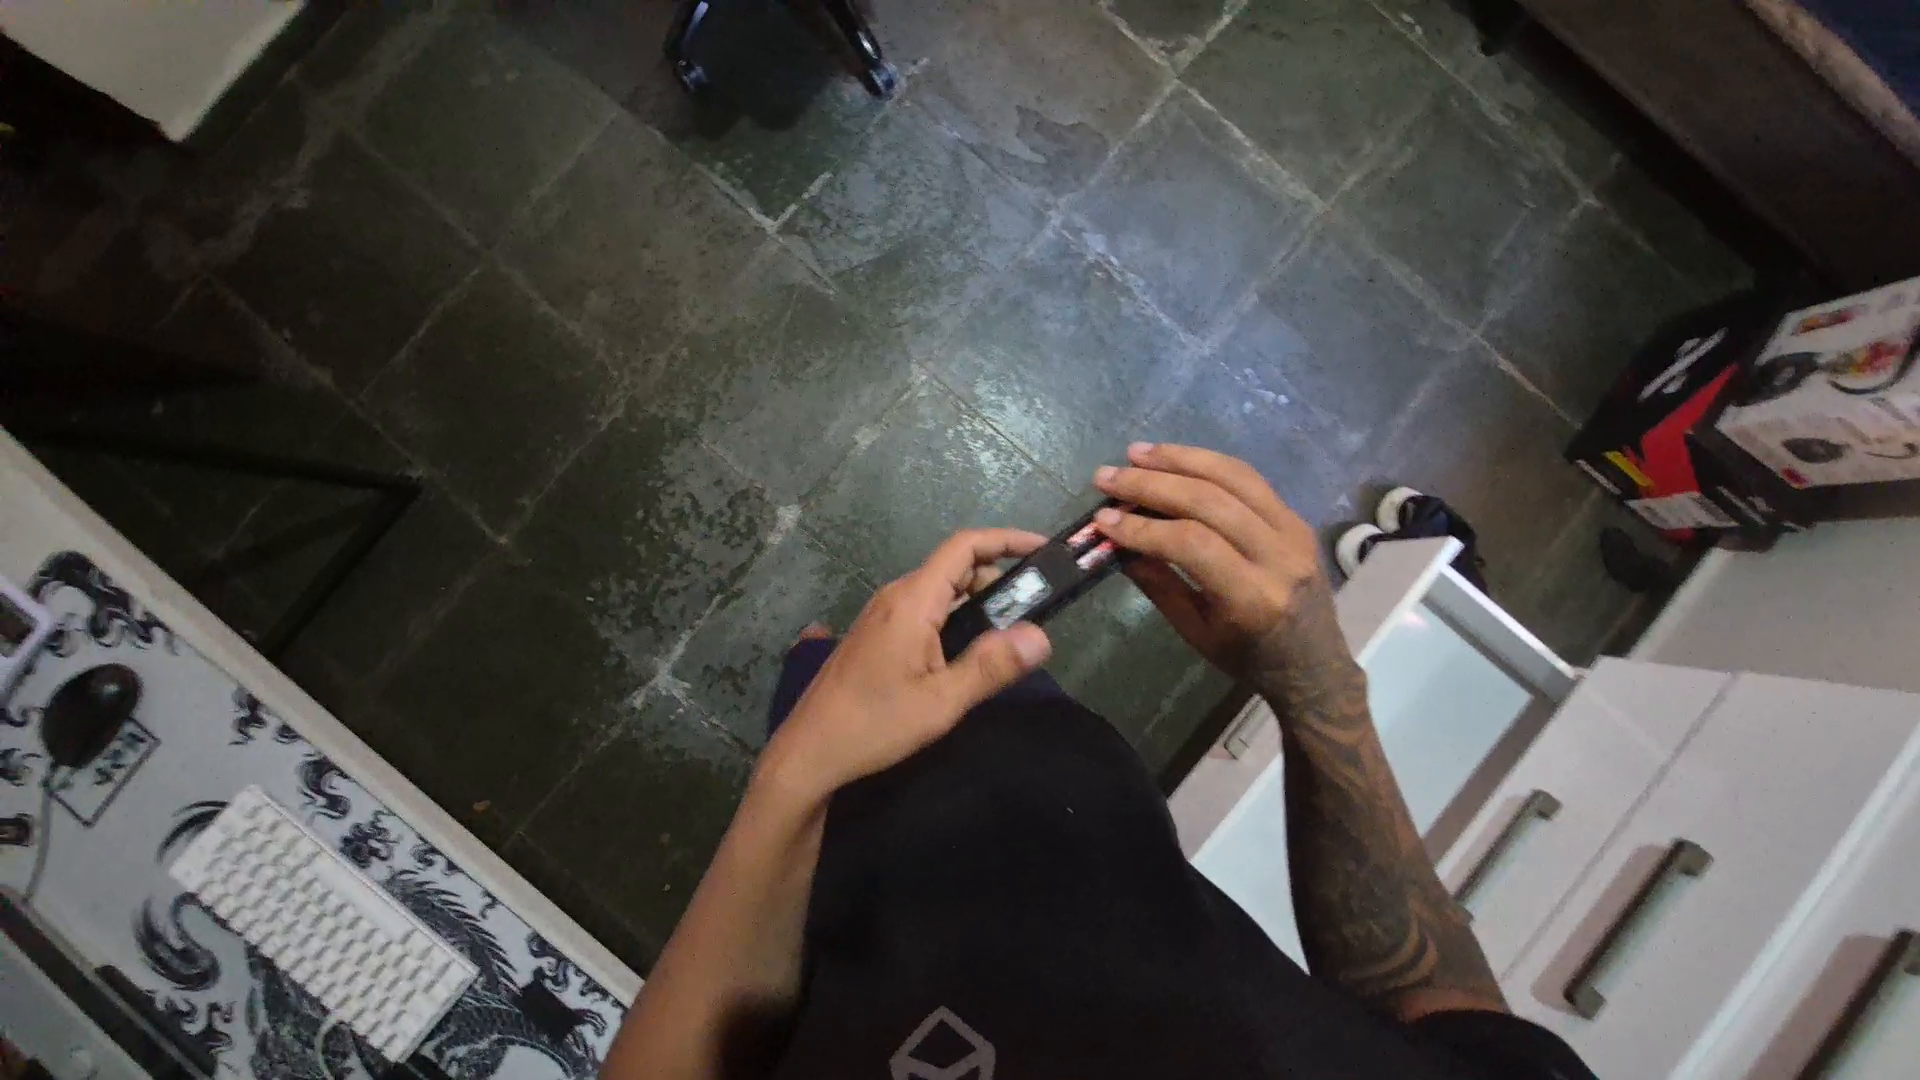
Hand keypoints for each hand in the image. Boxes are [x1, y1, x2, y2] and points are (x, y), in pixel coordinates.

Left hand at [757, 529, 1053, 800]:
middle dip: (998, 582)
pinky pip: (926, 610)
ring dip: (977, 605)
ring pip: (942, 592)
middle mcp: (897, 595)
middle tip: (1030, 616)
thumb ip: (992, 666)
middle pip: (957, 568)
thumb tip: (1041, 636)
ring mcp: (884, 613)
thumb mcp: (941, 701)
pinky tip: (966, 656)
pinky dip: (955, 619)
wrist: (810, 751)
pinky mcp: (878, 633)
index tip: (1043, 550)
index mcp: (913, 600)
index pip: (965, 547)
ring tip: (1004, 642)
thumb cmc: (875, 724)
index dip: (1007, 540)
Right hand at [1093, 443, 1358, 696]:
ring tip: (1136, 454)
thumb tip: (1117, 542)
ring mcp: (1294, 532)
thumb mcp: (1195, 632)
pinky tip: (1174, 459)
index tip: (1103, 519)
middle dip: (1153, 484)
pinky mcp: (1296, 518)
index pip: (1193, 544)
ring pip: (1234, 477)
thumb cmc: (1247, 658)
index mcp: (1253, 598)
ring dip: (1179, 460)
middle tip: (1108, 477)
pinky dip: (1207, 463)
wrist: (1314, 665)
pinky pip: (1249, 479)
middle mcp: (1279, 557)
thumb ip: (1158, 584)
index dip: (1144, 526)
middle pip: (1211, 501)